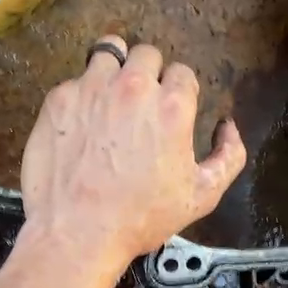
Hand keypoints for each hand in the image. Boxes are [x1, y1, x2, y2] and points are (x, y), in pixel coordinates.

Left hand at [19, 36, 245, 273]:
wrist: (76, 233)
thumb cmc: (141, 218)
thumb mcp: (202, 196)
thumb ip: (229, 156)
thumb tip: (228, 125)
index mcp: (173, 107)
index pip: (183, 72)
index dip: (178, 91)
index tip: (169, 111)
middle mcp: (134, 87)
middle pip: (147, 54)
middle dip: (148, 74)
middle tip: (140, 105)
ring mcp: (92, 88)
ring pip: (108, 54)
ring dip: (113, 72)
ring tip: (109, 101)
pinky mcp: (59, 99)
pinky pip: (75, 82)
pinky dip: (81, 96)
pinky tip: (80, 125)